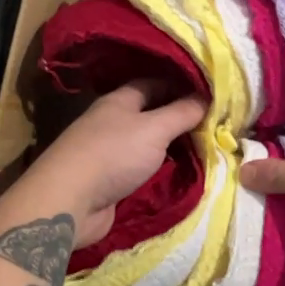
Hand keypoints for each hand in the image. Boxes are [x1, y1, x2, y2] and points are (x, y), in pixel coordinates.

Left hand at [5, 81, 205, 247]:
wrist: (69, 202)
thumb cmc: (113, 155)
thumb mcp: (155, 129)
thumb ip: (182, 112)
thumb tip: (208, 97)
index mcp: (119, 101)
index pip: (154, 83)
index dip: (181, 85)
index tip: (210, 93)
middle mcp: (112, 122)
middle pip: (151, 114)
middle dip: (179, 118)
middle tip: (214, 124)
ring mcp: (109, 152)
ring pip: (148, 144)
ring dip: (172, 147)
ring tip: (206, 148)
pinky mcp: (109, 181)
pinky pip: (142, 169)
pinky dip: (161, 170)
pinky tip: (182, 173)